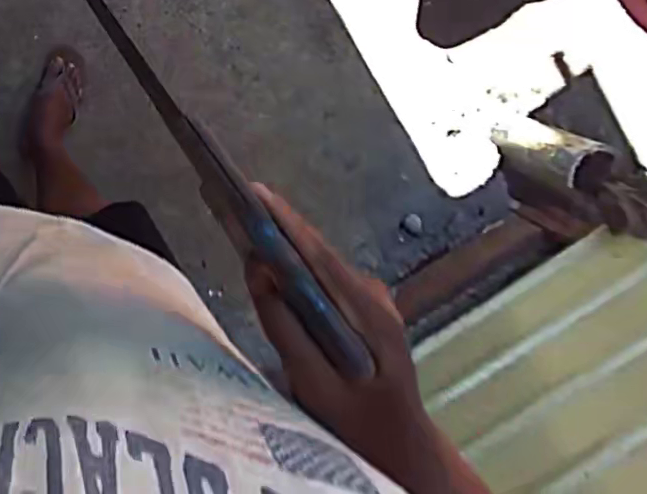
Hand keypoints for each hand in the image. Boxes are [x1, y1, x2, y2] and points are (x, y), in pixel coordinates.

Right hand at [247, 185, 485, 493]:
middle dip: (279, 221)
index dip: (285, 220)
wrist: (405, 454)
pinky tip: (273, 256)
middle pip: (318, 251)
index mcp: (367, 313)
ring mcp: (373, 299)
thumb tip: (257, 269)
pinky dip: (296, 259)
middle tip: (241, 196)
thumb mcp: (315, 385)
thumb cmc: (358, 426)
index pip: (318, 254)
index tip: (254, 192)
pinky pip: (323, 274)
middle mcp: (373, 295)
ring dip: (286, 239)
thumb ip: (284, 327)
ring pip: (320, 260)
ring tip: (248, 218)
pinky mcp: (364, 306)